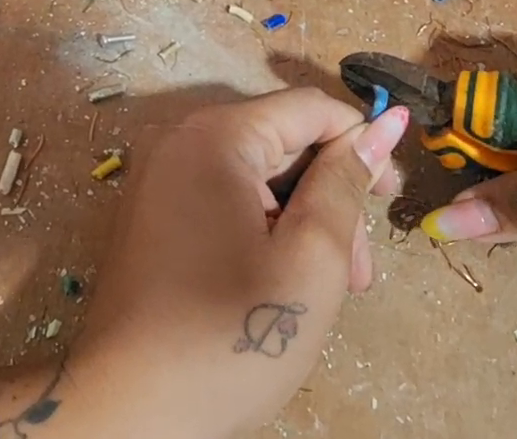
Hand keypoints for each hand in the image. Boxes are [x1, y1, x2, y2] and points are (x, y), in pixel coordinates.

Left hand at [70, 87, 406, 438]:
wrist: (125, 407)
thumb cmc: (228, 336)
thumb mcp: (309, 260)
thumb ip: (345, 184)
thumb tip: (384, 126)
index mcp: (215, 135)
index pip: (309, 108)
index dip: (362, 143)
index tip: (391, 202)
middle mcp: (180, 138)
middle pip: (281, 141)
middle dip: (329, 197)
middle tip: (356, 274)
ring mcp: (160, 174)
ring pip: (256, 174)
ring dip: (300, 219)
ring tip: (325, 288)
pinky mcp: (153, 210)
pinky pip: (223, 195)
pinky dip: (261, 226)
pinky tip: (279, 278)